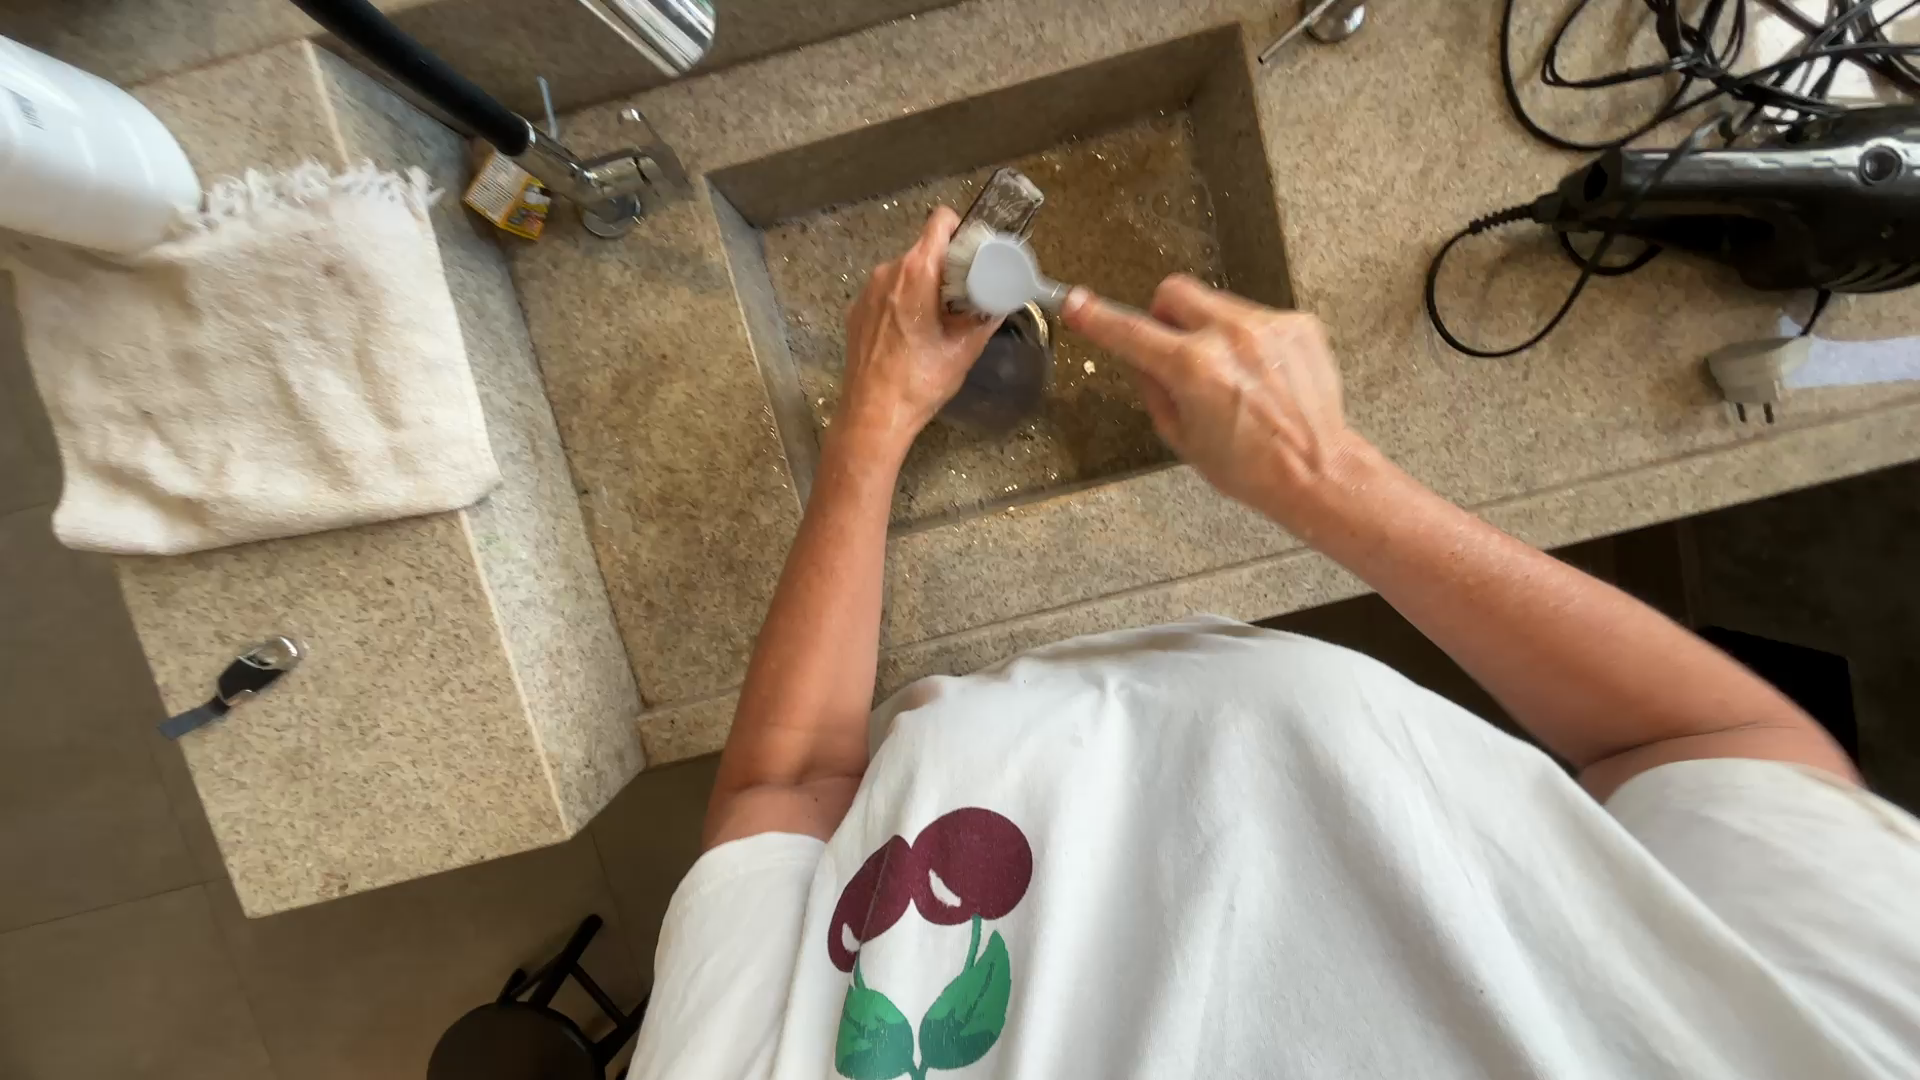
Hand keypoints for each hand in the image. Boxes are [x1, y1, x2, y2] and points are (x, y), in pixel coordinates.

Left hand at [836, 206, 1002, 457]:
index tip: (973, 254)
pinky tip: (911, 335)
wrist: (874, 414)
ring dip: (923, 288)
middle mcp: (887, 273)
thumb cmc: (920, 382)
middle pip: (923, 250)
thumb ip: (986, 317)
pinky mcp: (857, 311)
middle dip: (945, 268)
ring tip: (937, 321)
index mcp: (915, 272)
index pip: (940, 222)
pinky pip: (887, 294)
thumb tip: (1002, 301)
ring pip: (904, 274)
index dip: (961, 231)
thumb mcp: (965, 349)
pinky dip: (903, 304)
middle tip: (963, 296)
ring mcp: (868, 292)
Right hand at [1061, 275, 1366, 528]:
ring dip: (1207, 329)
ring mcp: (1268, 326)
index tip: (1077, 304)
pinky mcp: (1296, 325)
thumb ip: (1154, 388)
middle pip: (1174, 291)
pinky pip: (1253, 316)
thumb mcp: (1180, 436)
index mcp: (1194, 369)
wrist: (1314, 471)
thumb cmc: (1249, 467)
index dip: (1097, 317)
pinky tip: (1257, 375)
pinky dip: (1245, 339)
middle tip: (1172, 348)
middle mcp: (1230, 337)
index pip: (1130, 332)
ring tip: (1227, 375)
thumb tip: (1142, 359)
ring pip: (1216, 302)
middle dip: (1163, 315)